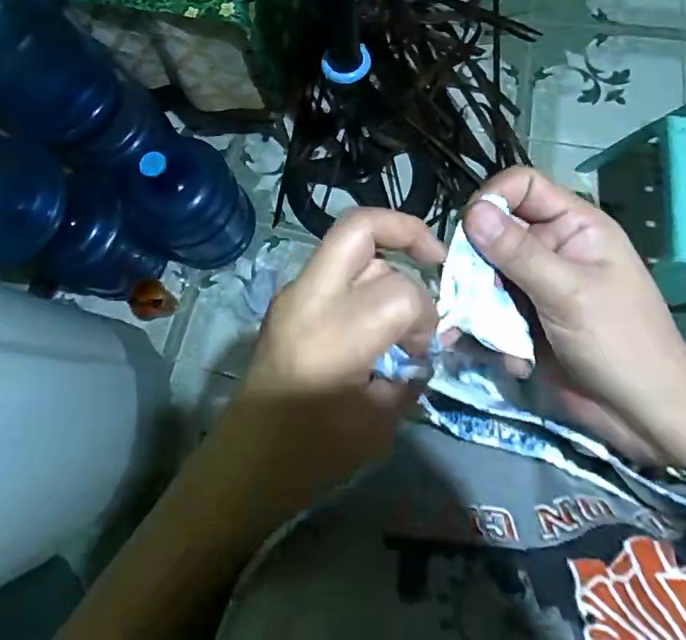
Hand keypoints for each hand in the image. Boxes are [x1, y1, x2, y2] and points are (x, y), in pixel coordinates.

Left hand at [220, 208, 443, 504]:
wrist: (251, 457)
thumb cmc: (317, 450)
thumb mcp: (381, 420)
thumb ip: (410, 370)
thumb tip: (426, 342)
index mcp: (335, 332)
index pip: (401, 290)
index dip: (426, 316)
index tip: (424, 350)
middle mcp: (309, 297)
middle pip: (358, 227)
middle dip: (405, 230)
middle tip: (435, 259)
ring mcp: (291, 293)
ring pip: (346, 246)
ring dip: (383, 264)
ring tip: (400, 309)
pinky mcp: (284, 300)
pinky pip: (330, 270)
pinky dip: (360, 279)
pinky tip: (373, 315)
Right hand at [462, 167, 685, 468]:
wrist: (647, 421)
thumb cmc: (622, 346)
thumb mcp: (568, 295)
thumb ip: (517, 252)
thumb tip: (471, 211)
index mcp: (574, 227)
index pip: (521, 185)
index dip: (492, 198)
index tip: (469, 231)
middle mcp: (551, 246)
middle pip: (492, 229)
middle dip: (475, 260)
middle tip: (467, 290)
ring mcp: (535, 282)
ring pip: (483, 270)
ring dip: (477, 300)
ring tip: (480, 332)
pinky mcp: (522, 314)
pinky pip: (487, 305)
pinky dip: (484, 326)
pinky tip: (499, 353)